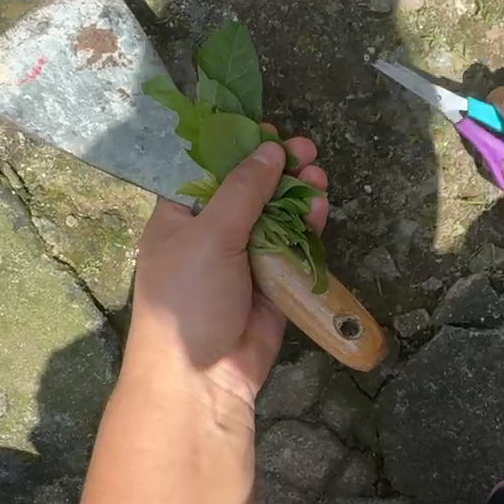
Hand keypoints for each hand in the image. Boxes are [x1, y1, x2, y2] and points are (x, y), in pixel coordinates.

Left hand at [122, 132, 327, 409]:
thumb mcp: (209, 235)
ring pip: (278, 217)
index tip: (269, 129)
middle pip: (250, 189)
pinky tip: (321, 209)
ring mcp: (246, 258)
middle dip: (278, 169)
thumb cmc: (189, 298)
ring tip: (320, 175)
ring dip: (298, 195)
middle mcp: (214, 232)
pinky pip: (294, 247)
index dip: (239, 147)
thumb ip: (243, 190)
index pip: (210, 169)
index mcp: (181, 216)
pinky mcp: (275, 281)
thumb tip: (271, 149)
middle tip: (307, 150)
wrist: (203, 373)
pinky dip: (308, 228)